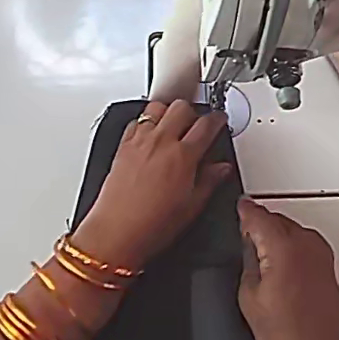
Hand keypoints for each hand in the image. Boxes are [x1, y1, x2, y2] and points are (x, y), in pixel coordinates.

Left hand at [72, 101, 232, 270]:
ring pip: (157, 107)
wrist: (117, 232)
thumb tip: (221, 168)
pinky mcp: (123, 145)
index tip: (219, 120)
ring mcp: (140, 141)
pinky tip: (150, 134)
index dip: (217, 119)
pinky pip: (136, 121)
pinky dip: (146, 122)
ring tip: (173, 124)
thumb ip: (210, 181)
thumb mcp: (192, 206)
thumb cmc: (151, 225)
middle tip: (196, 124)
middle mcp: (161, 142)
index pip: (207, 124)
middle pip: (182, 107)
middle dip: (193, 112)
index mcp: (183, 156)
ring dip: (168, 112)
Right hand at [237, 198, 338, 339]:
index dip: (243, 211)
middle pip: (275, 218)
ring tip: (259, 257)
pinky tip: (278, 266)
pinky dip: (289, 246)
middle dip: (259, 224)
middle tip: (242, 237)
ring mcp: (320, 252)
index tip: (237, 208)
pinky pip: (302, 242)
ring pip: (290, 229)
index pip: (257, 214)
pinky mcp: (328, 264)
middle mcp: (306, 242)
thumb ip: (247, 263)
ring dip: (275, 235)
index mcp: (283, 246)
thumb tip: (248, 249)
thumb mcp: (249, 300)